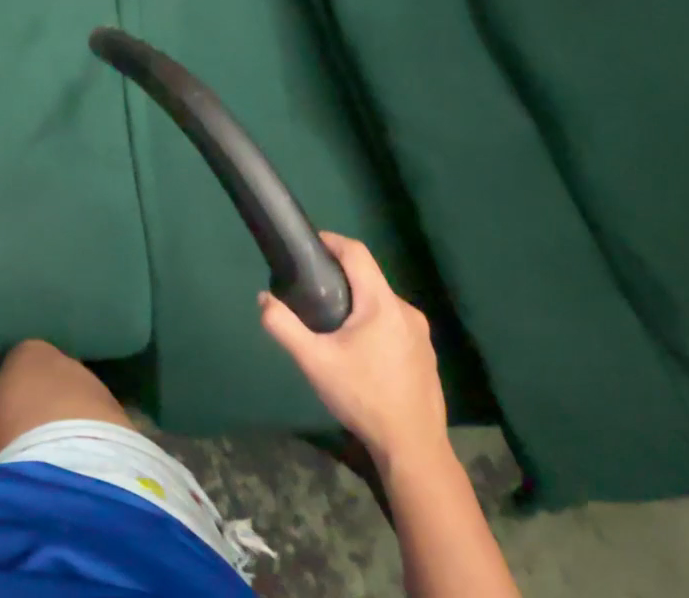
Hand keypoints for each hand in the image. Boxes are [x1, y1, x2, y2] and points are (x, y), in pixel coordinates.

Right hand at [259, 233, 447, 468]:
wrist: (412, 446)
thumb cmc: (362, 396)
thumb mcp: (313, 361)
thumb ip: (283, 326)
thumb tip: (264, 299)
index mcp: (382, 305)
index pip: (357, 254)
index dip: (332, 242)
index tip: (307, 245)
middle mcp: (406, 312)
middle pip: (368, 279)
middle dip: (338, 279)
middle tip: (307, 293)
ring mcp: (421, 335)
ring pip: (380, 304)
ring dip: (354, 305)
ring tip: (327, 326)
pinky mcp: (425, 355)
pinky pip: (392, 325)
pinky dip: (370, 325)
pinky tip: (356, 353)